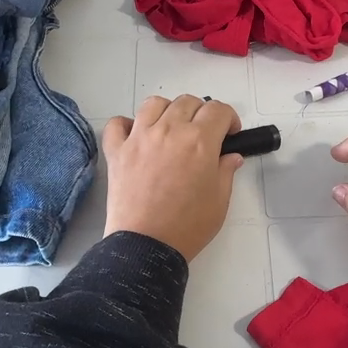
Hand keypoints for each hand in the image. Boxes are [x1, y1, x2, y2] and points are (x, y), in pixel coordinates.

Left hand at [102, 95, 244, 261]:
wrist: (147, 245)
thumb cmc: (188, 225)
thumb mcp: (220, 201)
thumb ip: (226, 172)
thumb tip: (230, 157)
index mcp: (199, 141)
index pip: (218, 110)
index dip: (229, 118)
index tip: (229, 133)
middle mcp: (169, 130)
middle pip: (188, 102)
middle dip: (201, 113)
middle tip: (203, 134)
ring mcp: (139, 138)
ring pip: (154, 104)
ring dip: (167, 111)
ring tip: (170, 130)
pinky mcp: (116, 151)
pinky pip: (117, 123)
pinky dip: (126, 125)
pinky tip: (136, 136)